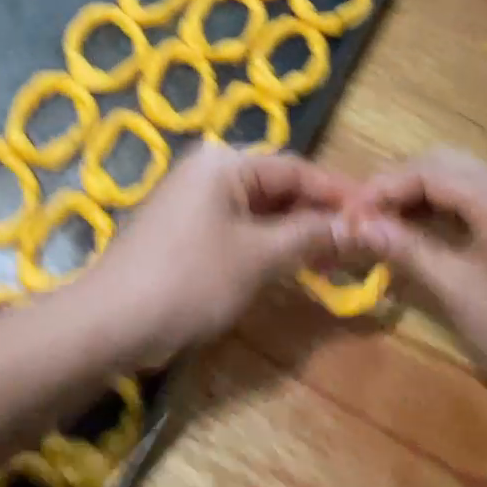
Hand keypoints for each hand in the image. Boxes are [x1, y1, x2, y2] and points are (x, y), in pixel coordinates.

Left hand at [77, 142, 347, 366]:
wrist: (107, 323)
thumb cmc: (187, 280)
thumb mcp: (258, 257)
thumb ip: (310, 235)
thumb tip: (362, 225)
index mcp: (224, 162)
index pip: (296, 168)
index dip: (339, 193)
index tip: (379, 215)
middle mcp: (209, 170)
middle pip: (279, 186)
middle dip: (319, 214)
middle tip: (361, 242)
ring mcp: (194, 201)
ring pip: (260, 210)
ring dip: (296, 233)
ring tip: (336, 258)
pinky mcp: (185, 231)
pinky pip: (239, 227)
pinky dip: (268, 244)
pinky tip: (294, 265)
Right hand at [342, 150, 486, 407]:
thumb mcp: (460, 293)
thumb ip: (407, 251)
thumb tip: (355, 224)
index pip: (425, 170)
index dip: (380, 188)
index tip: (346, 216)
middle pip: (442, 164)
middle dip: (397, 186)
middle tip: (361, 219)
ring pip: (459, 180)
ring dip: (418, 197)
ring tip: (381, 228)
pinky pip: (476, 201)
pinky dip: (443, 212)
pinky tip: (420, 238)